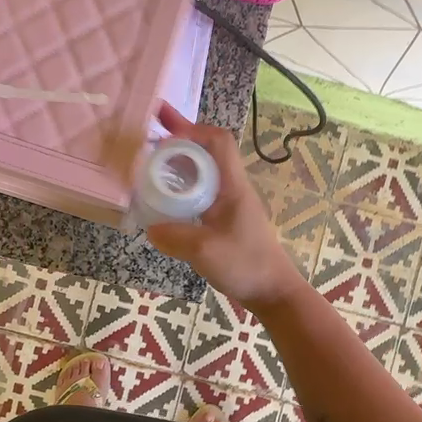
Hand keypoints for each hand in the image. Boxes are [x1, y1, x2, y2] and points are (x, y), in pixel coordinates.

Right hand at [145, 103, 306, 310]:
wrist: (272, 292)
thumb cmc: (246, 266)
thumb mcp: (205, 251)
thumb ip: (174, 236)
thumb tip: (150, 227)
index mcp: (232, 187)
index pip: (218, 141)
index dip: (192, 130)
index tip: (164, 130)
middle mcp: (231, 190)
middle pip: (206, 153)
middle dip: (178, 141)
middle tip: (148, 137)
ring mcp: (228, 207)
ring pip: (201, 175)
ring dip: (177, 167)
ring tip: (149, 168)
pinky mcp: (223, 223)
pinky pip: (199, 197)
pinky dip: (180, 192)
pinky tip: (162, 203)